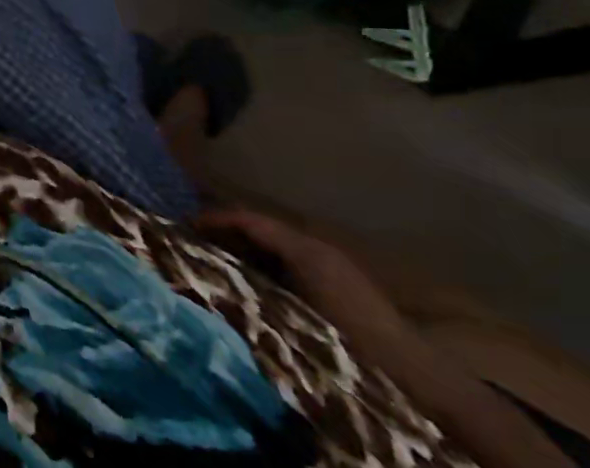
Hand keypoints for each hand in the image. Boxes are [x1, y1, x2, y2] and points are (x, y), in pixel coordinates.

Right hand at [195, 209, 410, 346]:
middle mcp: (312, 247)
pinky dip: (257, 264)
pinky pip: (282, 262)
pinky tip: (243, 282)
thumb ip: (252, 274)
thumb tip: (209, 259)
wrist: (408, 371)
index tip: (182, 227)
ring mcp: (325, 266)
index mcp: (303, 245)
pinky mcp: (330, 286)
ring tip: (208, 261)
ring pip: (269, 246)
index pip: (248, 219)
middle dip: (222, 232)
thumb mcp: (293, 299)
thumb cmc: (346, 327)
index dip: (213, 219)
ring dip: (238, 249)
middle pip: (257, 229)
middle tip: (189, 242)